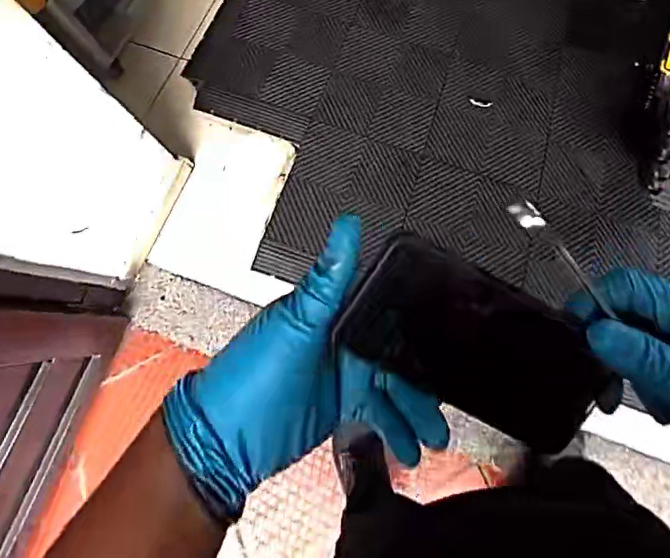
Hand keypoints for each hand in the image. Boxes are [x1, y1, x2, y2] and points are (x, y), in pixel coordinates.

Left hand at [162, 215, 449, 520]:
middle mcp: (340, 338)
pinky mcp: (339, 406)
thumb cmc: (249, 377)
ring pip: (390, 387)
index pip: (383, 305)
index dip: (415, 318)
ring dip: (414, 409)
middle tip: (444, 394)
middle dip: (421, 375)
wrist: (224, 444)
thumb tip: (347, 225)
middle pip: (394, 352)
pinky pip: (377, 413)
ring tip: (433, 432)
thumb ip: (327, 278)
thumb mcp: (295, 322)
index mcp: (332, 309)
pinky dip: (396, 428)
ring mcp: (340, 374)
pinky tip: (409, 443)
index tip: (445, 328)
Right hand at [568, 270, 669, 557]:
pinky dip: (639, 383)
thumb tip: (596, 330)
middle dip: (606, 339)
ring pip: (634, 339)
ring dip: (621, 365)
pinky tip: (651, 406)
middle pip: (626, 311)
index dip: (596, 301)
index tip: (575, 328)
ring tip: (619, 396)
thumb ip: (641, 354)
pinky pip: (648, 364)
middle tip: (597, 371)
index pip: (628, 286)